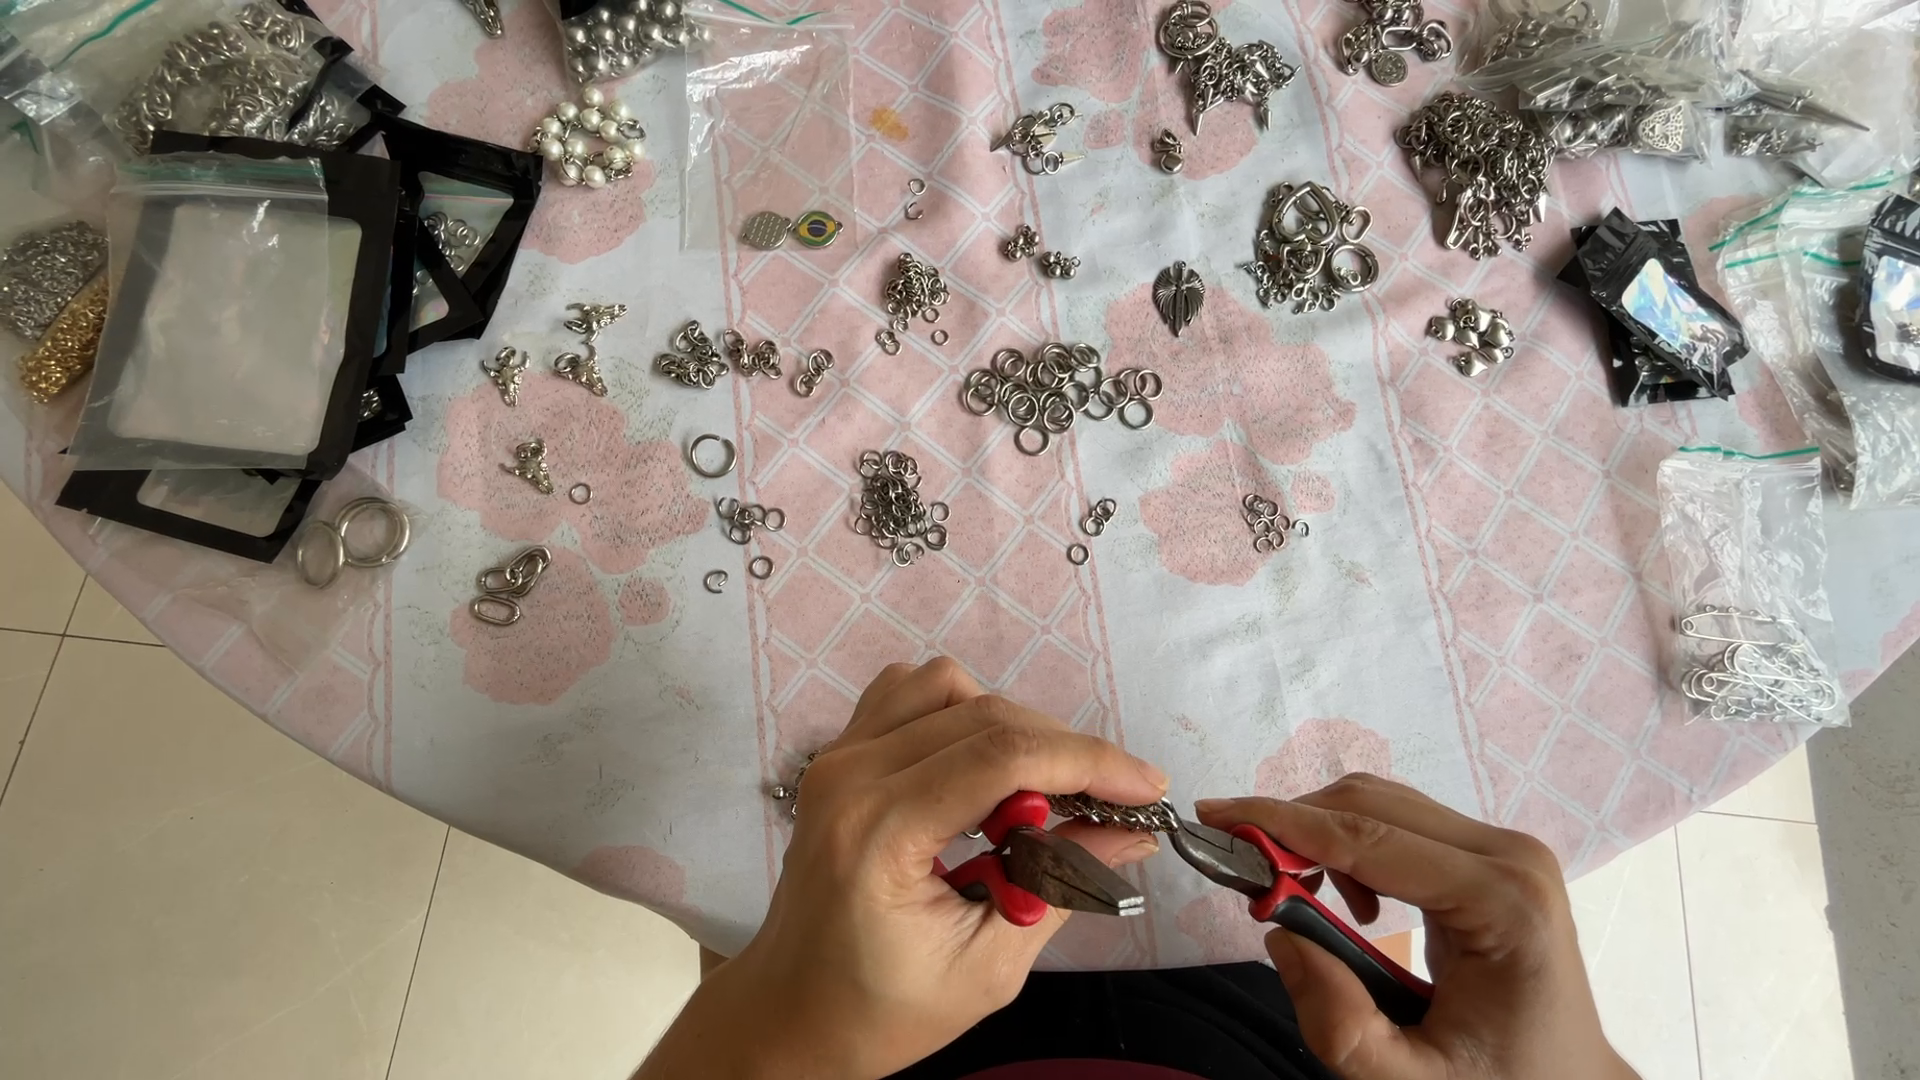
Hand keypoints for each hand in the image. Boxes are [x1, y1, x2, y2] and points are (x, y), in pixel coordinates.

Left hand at [636, 658, 1167, 1079]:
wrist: (789, 1009)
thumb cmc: (881, 1010)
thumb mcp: (987, 966)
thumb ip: (1061, 884)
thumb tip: (1133, 832)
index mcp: (880, 831)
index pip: (1002, 758)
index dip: (1088, 762)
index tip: (1149, 788)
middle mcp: (852, 771)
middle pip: (985, 715)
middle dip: (1065, 748)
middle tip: (1112, 796)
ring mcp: (839, 751)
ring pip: (948, 685)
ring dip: (1011, 724)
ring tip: (1038, 785)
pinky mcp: (841, 749)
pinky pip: (910, 690)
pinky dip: (960, 708)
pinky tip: (978, 757)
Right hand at [1196, 775, 1638, 1079]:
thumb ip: (1339, 1026)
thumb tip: (1279, 935)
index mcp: (1503, 902)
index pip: (1367, 835)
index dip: (1280, 821)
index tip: (1213, 816)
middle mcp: (1507, 854)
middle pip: (1367, 804)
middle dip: (1290, 825)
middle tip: (1240, 866)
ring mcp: (1499, 846)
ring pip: (1374, 801)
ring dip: (1315, 832)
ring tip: (1294, 891)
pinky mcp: (1484, 851)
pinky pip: (1391, 819)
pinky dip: (1343, 840)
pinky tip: (1347, 897)